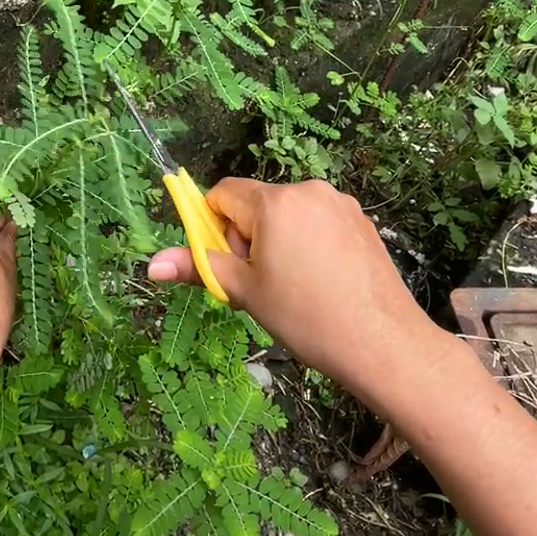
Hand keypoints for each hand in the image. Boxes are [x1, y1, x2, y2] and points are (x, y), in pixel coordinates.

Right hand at [146, 179, 445, 407]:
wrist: (386, 345)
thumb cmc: (306, 318)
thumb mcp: (245, 292)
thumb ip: (198, 267)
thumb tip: (150, 265)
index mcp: (274, 203)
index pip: (222, 194)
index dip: (217, 228)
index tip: (235, 264)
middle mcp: (307, 190)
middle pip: (255, 203)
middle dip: (249, 237)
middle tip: (264, 282)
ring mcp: (339, 203)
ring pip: (286, 213)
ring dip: (278, 240)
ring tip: (296, 286)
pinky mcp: (361, 220)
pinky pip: (316, 221)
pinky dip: (308, 243)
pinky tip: (322, 281)